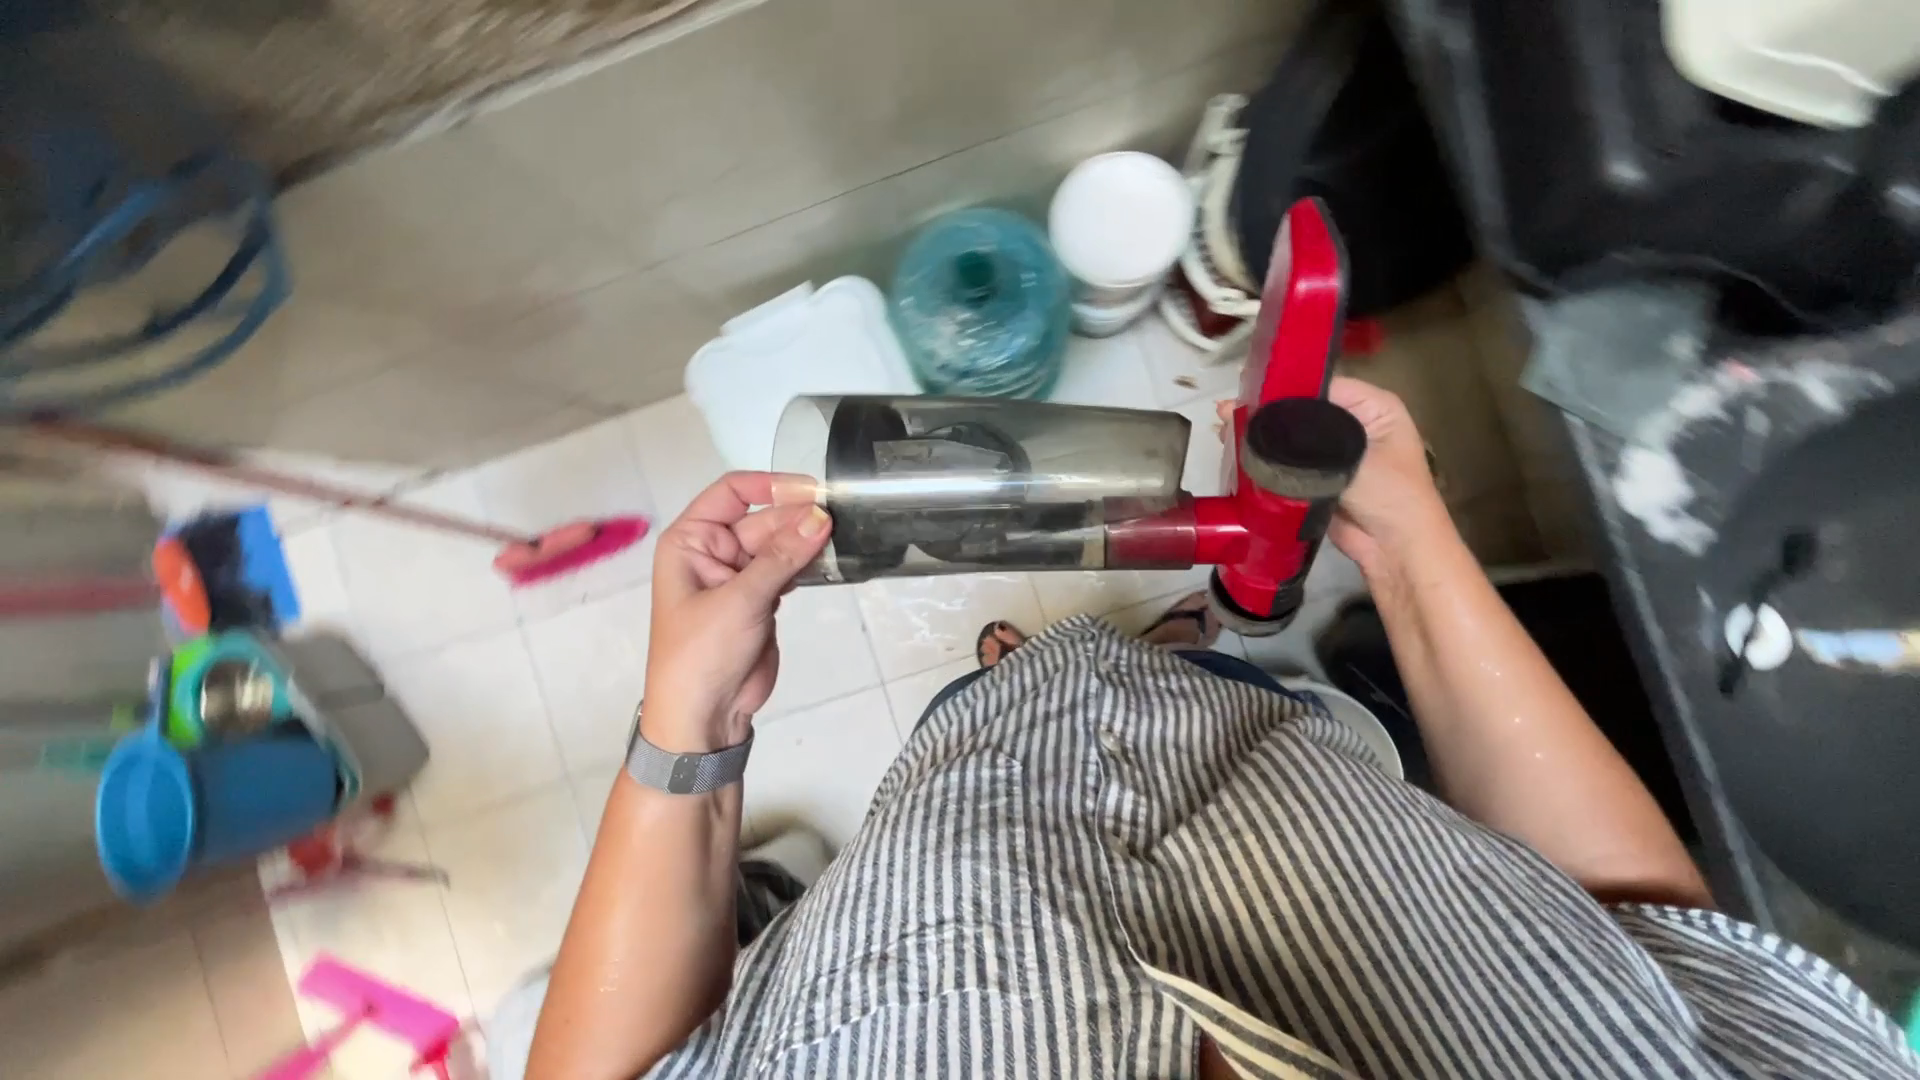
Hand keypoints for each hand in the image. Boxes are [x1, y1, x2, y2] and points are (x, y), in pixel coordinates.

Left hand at [642, 472, 831, 751]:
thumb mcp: (740, 600)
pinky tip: (831, 560)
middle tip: (838, 521)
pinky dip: (808, 564)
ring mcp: (739, 576)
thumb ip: (782, 557)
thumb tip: (821, 516)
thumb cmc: (703, 653)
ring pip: (779, 544)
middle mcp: (713, 551)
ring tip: (842, 536)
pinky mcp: (762, 599)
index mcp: (691, 541)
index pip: (731, 492)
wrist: (703, 716)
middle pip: (762, 518)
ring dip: (807, 541)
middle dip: (797, 518)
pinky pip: (788, 569)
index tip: (812, 491)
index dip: (770, 485)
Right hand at [1215, 377, 1445, 580]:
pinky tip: (1235, 454)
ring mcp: (1332, 453)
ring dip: (1259, 436)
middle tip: (1225, 413)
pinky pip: (1285, 463)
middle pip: (1300, 410)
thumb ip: (1307, 436)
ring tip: (1223, 432)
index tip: (1246, 390)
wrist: (1394, 550)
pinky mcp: (1315, 478)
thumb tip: (1259, 420)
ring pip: (1289, 438)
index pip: (1320, 385)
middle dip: (1263, 412)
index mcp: (1372, 407)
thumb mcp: (1352, 456)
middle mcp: (1352, 424)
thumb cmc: (1389, 495)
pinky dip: (1263, 460)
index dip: (1283, 387)